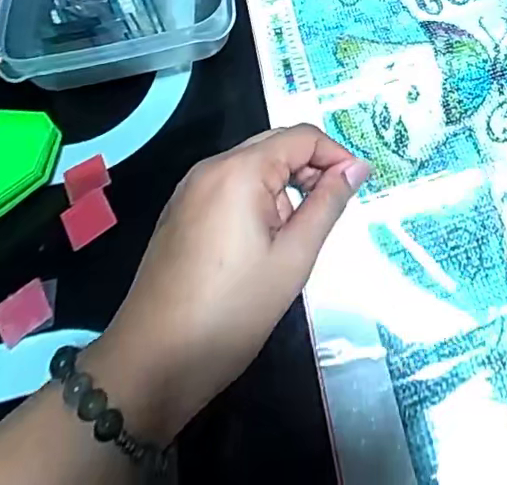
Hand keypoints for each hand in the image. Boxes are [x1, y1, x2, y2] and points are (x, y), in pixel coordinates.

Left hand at [82, 125, 369, 436]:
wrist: (148, 369)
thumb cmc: (230, 312)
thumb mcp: (293, 258)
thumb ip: (329, 203)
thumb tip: (358, 167)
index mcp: (239, 171)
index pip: (303, 137)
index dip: (337, 155)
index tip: (358, 188)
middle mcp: (211, 168)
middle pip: (278, 144)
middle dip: (312, 169)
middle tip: (331, 211)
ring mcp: (191, 190)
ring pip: (256, 166)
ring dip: (286, 187)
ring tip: (293, 237)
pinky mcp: (181, 213)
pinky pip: (233, 186)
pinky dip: (260, 200)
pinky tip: (262, 243)